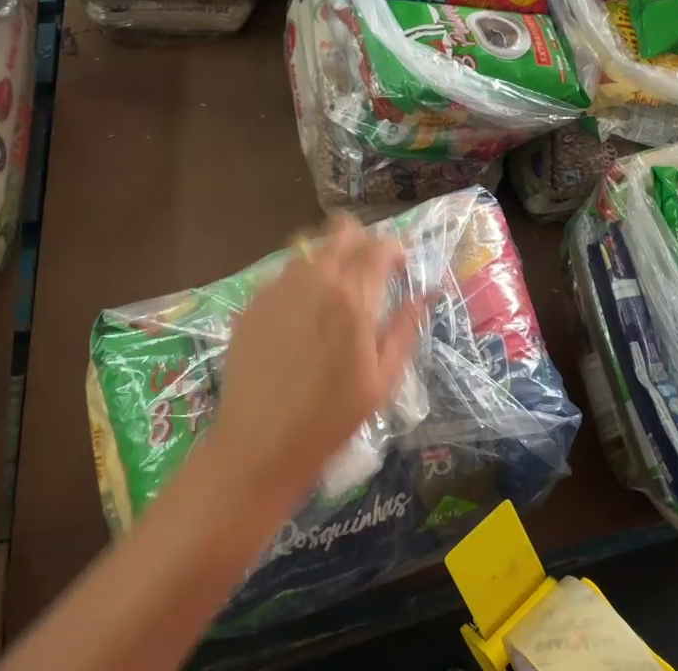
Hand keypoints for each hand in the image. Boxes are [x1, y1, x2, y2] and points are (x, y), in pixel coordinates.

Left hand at [214, 214, 423, 495]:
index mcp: (354, 299)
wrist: (259, 445)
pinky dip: (299, 284)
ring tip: (334, 294)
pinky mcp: (252, 305)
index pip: (379, 247)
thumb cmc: (330, 418)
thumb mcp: (382, 379)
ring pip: (309, 250)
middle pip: (341, 232)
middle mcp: (314, 281)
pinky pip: (282, 277)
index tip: (400, 266)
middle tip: (370, 269)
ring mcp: (277, 289)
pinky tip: (301, 318)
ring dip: (328, 260)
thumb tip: (426, 296)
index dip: (395, 249)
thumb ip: (405, 329)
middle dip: (361, 241)